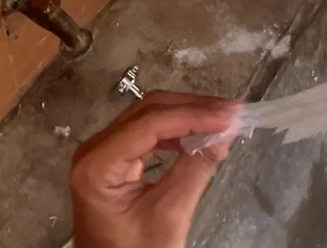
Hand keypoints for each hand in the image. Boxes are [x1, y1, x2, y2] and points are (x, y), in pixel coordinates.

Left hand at [69, 91, 239, 247]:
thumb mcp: (168, 217)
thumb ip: (196, 170)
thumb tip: (226, 133)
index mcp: (96, 165)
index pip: (149, 124)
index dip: (191, 115)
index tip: (228, 116)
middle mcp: (95, 149)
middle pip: (149, 112)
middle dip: (193, 109)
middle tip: (232, 111)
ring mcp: (103, 151)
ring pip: (150, 116)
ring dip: (188, 115)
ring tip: (223, 119)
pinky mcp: (115, 159)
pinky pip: (148, 132)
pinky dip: (178, 130)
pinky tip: (201, 133)